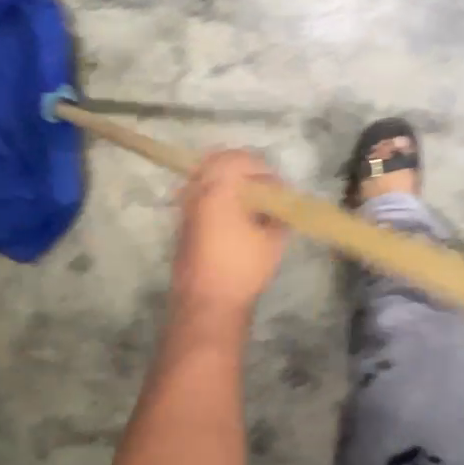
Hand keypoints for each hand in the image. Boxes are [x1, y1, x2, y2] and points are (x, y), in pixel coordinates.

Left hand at [170, 150, 287, 320]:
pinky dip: (215, 196)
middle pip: (217, 161)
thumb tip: (281, 208)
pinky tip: (233, 216)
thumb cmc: (242, 268)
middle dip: (242, 168)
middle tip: (261, 186)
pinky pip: (198, 195)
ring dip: (226, 181)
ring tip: (249, 201)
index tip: (277, 187)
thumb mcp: (273, 241)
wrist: (206, 304)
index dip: (262, 169)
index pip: (241, 160)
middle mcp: (198, 191)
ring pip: (205, 177)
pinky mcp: (182, 225)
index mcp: (220, 188)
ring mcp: (186, 208)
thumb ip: (279, 217)